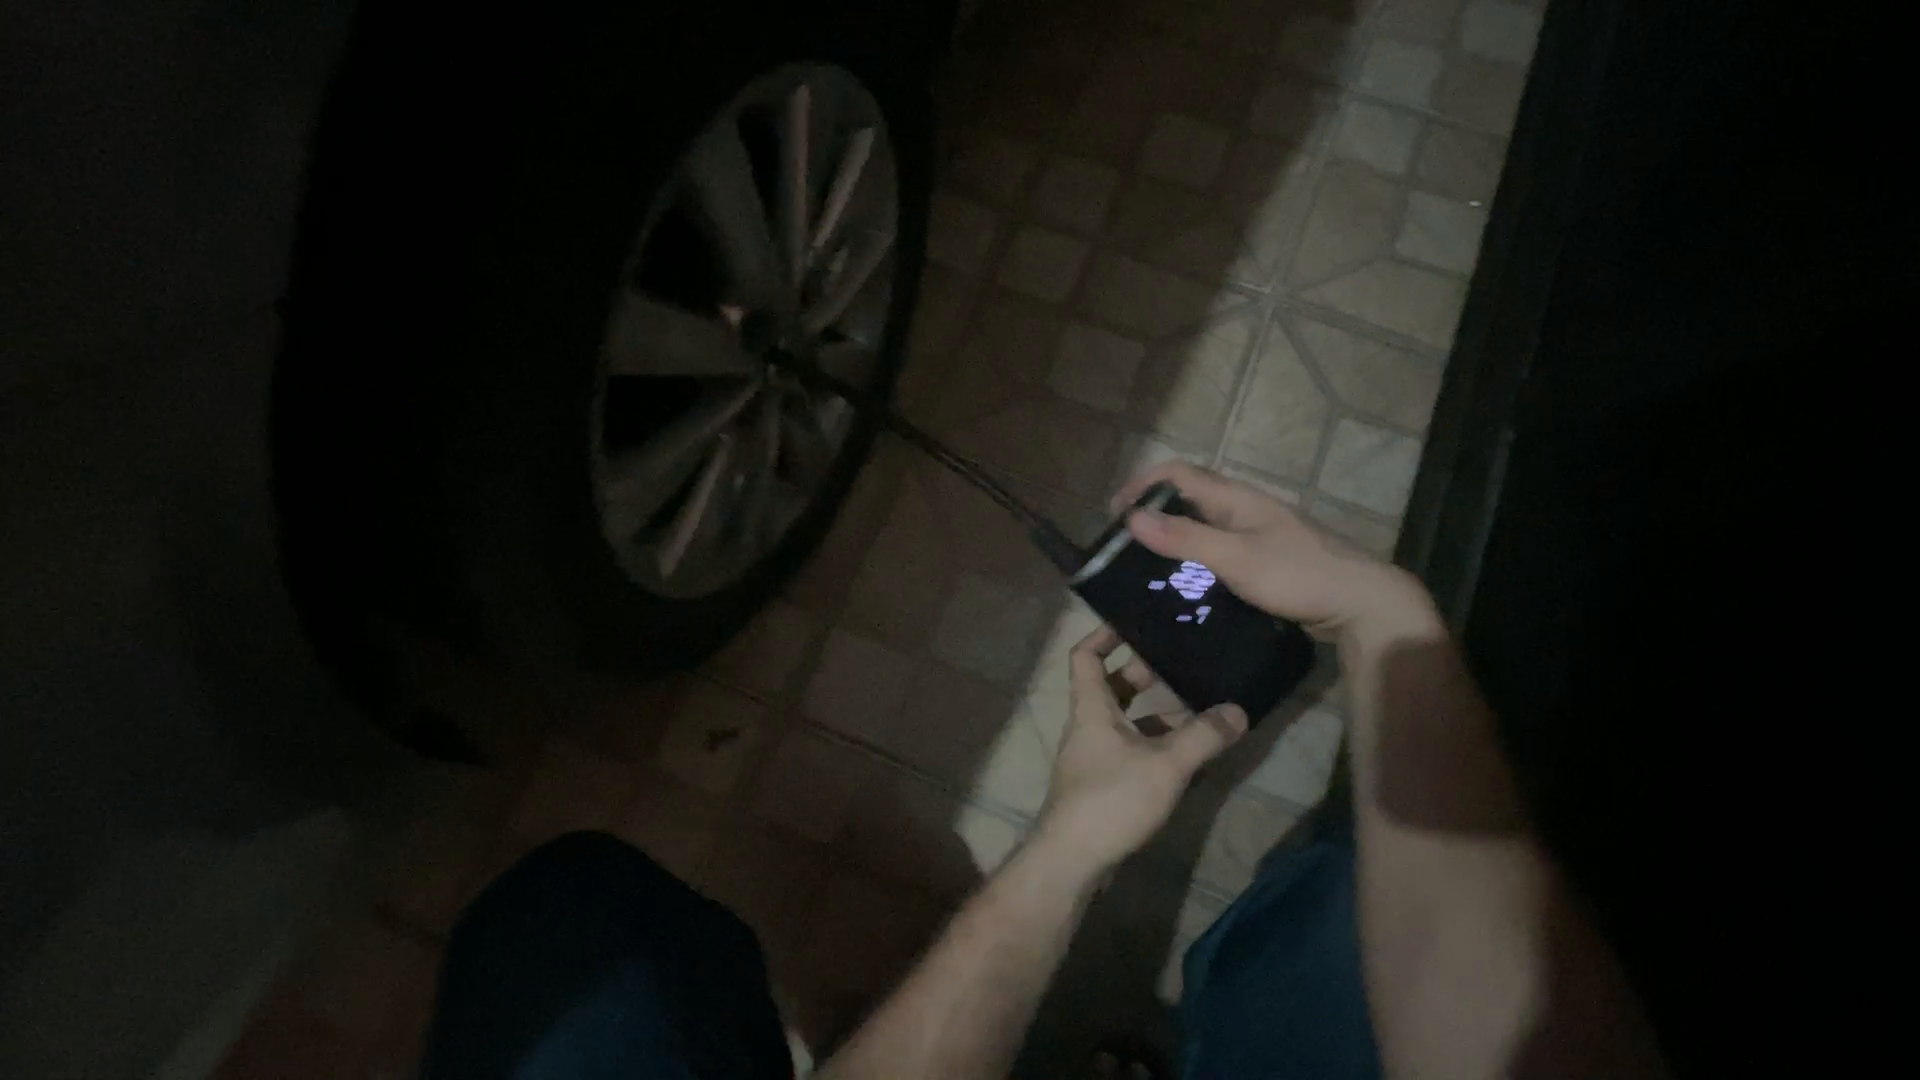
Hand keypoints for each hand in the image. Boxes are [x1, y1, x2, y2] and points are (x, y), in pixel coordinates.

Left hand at [1035, 625, 1247, 871]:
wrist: (1072, 859)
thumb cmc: (1111, 799)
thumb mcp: (1165, 764)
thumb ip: (1203, 736)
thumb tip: (1238, 710)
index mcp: (1090, 708)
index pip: (1085, 655)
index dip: (1104, 634)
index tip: (1135, 621)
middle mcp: (1087, 725)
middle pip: (1110, 685)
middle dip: (1143, 672)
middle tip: (1181, 663)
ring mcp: (1093, 756)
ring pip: (1124, 719)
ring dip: (1155, 711)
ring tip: (1196, 704)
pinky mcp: (1102, 782)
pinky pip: (1129, 748)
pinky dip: (1154, 742)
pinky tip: (1186, 751)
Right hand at [1111, 461, 1437, 645]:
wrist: (1361, 603)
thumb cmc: (1298, 574)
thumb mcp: (1236, 558)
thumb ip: (1185, 538)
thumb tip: (1132, 518)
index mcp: (1234, 498)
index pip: (1177, 473)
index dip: (1141, 485)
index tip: (1113, 515)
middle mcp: (1242, 509)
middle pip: (1186, 498)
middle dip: (1151, 513)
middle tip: (1124, 546)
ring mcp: (1255, 534)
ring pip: (1201, 526)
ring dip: (1170, 538)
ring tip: (1144, 569)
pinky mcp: (1262, 559)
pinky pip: (1215, 550)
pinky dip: (1192, 560)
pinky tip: (1183, 587)